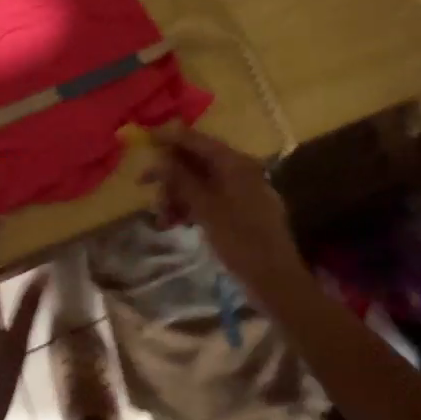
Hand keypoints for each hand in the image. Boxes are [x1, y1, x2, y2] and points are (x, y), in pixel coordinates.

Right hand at [149, 124, 309, 304]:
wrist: (277, 282)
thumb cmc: (241, 242)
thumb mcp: (206, 209)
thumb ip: (182, 180)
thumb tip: (160, 157)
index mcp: (235, 163)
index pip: (196, 140)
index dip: (169, 137)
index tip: (143, 140)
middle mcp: (239, 171)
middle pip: (196, 161)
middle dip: (169, 174)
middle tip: (143, 185)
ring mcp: (240, 191)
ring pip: (199, 183)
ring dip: (177, 195)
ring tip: (161, 218)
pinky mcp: (239, 211)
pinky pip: (209, 199)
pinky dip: (191, 208)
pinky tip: (175, 224)